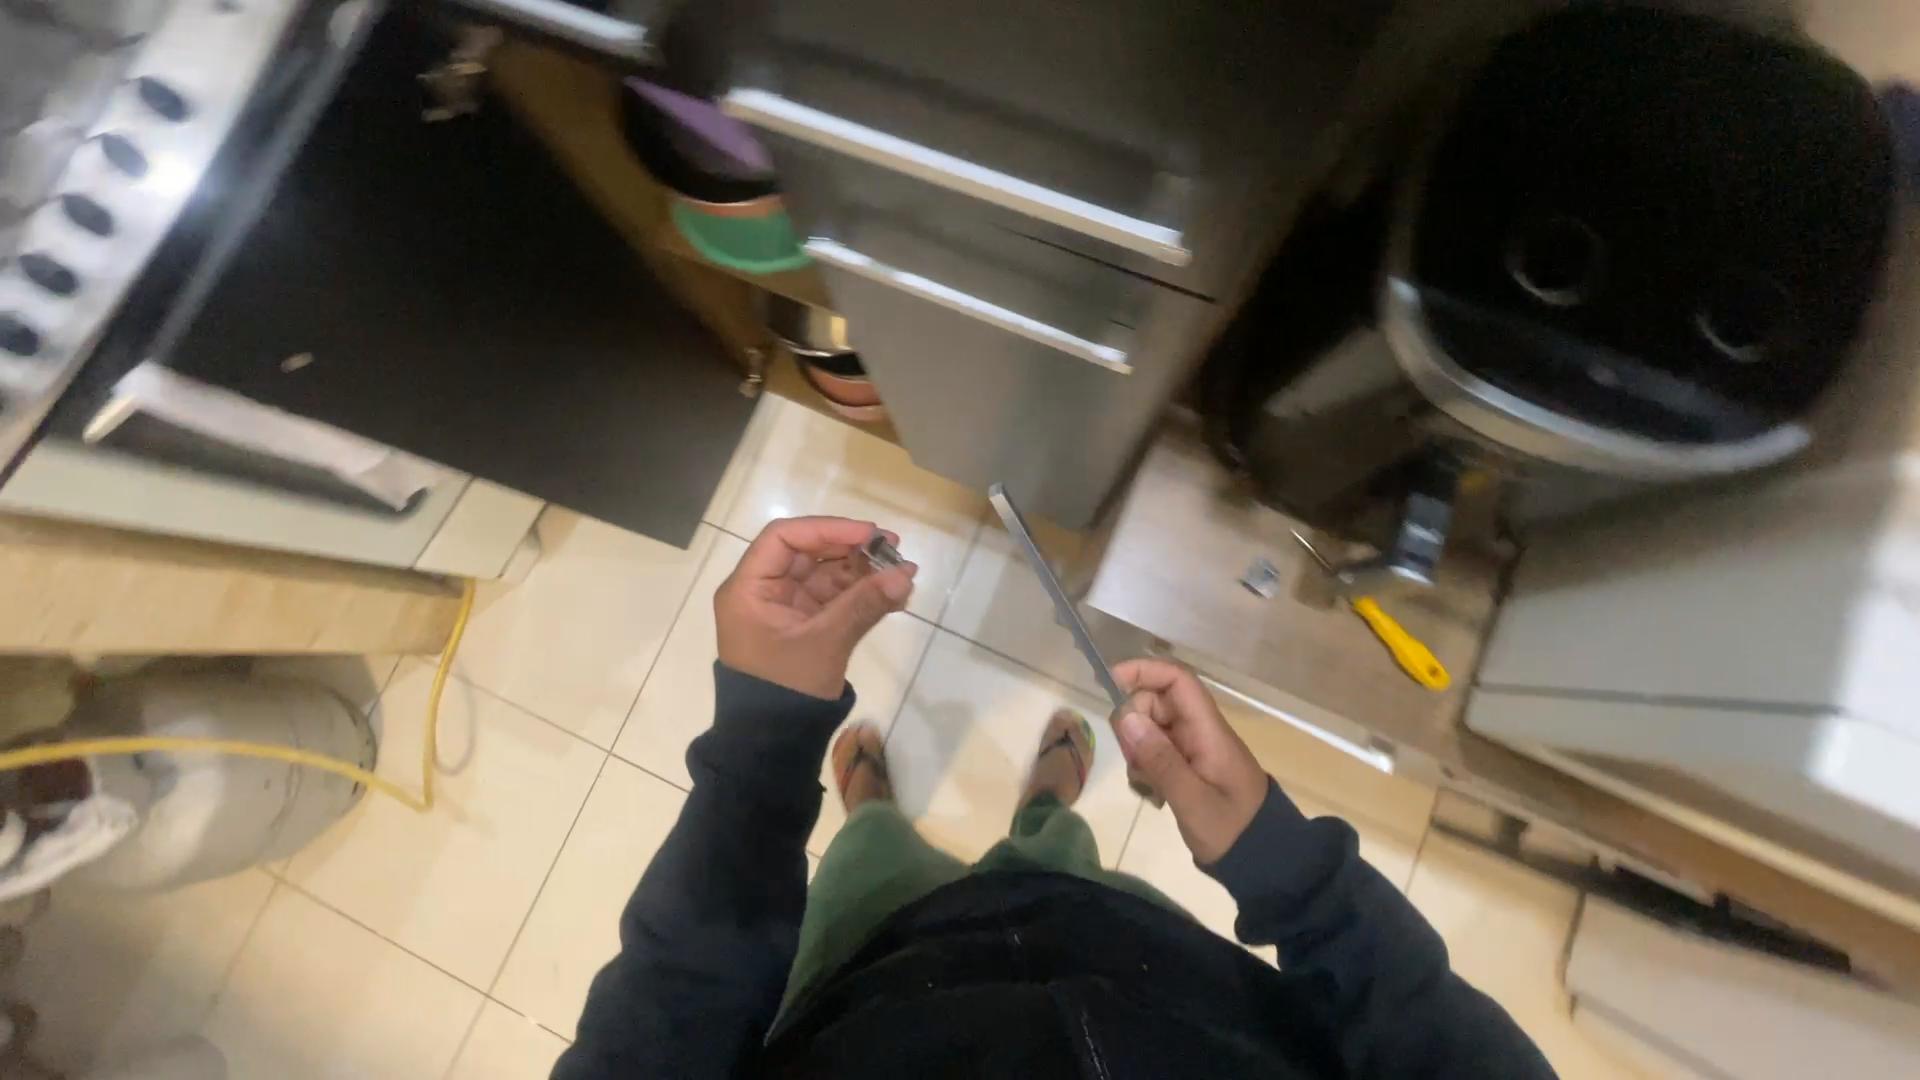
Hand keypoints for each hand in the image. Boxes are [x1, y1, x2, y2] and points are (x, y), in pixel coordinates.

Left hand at [715, 517, 917, 699]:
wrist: (773, 744)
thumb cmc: (786, 689)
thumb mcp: (825, 643)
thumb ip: (863, 604)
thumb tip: (906, 573)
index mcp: (749, 589)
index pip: (784, 537)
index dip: (827, 528)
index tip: (867, 534)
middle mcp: (764, 591)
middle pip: (808, 552)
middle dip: (851, 548)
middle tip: (893, 547)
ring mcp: (785, 608)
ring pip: (825, 574)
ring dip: (862, 571)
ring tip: (903, 572)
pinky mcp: (804, 626)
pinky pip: (833, 598)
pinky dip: (861, 594)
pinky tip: (894, 594)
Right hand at [1112, 658, 1268, 864]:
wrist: (1264, 861)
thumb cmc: (1232, 830)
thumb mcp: (1192, 800)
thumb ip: (1160, 759)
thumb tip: (1126, 716)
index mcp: (1208, 730)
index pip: (1177, 680)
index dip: (1144, 671)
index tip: (1110, 682)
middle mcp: (1200, 731)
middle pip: (1157, 702)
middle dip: (1133, 721)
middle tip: (1132, 758)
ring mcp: (1193, 748)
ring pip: (1151, 726)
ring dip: (1138, 748)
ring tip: (1146, 783)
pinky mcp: (1187, 765)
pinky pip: (1156, 750)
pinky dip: (1145, 765)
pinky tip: (1152, 792)